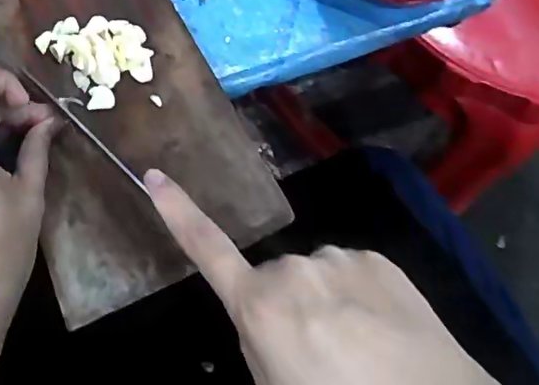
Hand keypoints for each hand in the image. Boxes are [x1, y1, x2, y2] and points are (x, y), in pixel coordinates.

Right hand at [146, 169, 497, 384]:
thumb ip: (258, 347)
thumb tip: (261, 321)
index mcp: (261, 307)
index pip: (207, 250)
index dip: (177, 213)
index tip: (154, 175)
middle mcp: (294, 268)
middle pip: (274, 282)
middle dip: (285, 309)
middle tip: (318, 362)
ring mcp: (337, 257)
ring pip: (316, 276)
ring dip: (326, 304)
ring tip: (360, 355)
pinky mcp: (376, 257)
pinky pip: (350, 273)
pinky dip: (358, 298)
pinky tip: (384, 336)